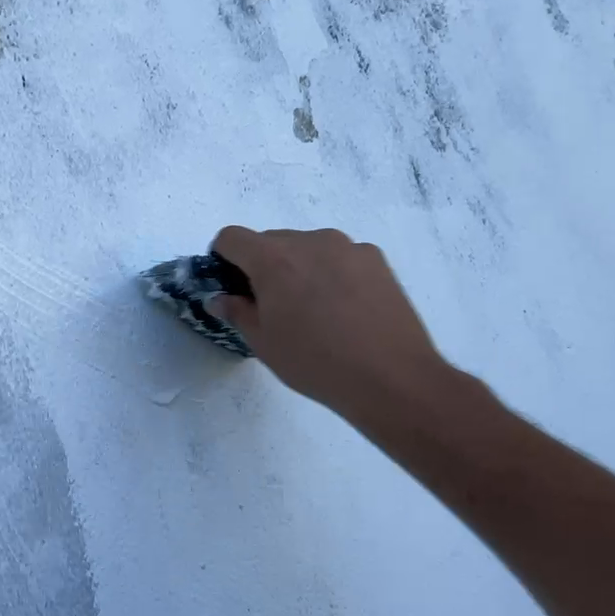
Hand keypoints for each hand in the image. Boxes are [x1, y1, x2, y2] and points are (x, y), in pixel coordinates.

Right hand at [210, 226, 458, 419]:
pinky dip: (332, 273)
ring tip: (314, 308)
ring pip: (307, 248)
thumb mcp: (262, 342)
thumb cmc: (315, 361)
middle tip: (273, 305)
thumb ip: (236, 311)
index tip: (232, 286)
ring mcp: (347, 248)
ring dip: (299, 267)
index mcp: (272, 259)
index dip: (223, 258)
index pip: (231, 237)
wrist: (393, 378)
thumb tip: (220, 298)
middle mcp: (309, 242)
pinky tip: (345, 308)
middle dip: (263, 265)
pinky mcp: (376, 260)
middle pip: (270, 241)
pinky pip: (339, 257)